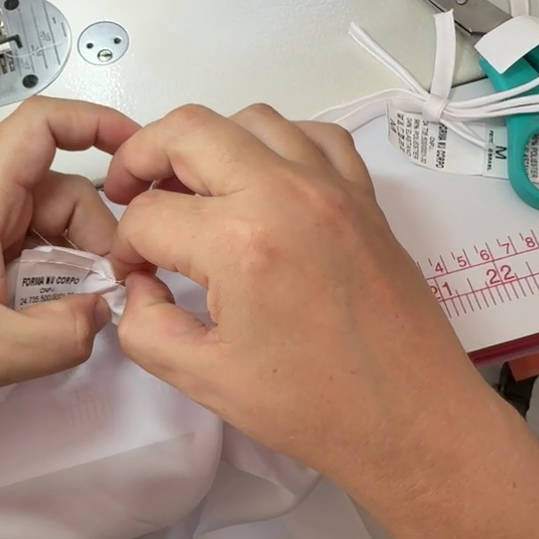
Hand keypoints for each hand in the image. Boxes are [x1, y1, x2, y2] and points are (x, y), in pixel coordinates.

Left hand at [0, 97, 138, 435]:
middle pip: (58, 185)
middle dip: (94, 234)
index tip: (143, 159)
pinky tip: (44, 315)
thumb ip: (66, 334)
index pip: (41, 124)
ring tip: (73, 312)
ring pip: (44, 219)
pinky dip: (45, 273)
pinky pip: (21, 245)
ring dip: (70, 260)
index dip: (99, 123)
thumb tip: (104, 311)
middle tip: (107, 294)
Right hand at [106, 104, 507, 491]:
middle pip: (186, 131)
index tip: (133, 274)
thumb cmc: (315, 409)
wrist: (413, 420)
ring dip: (206, 143)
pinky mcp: (362, 195)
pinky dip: (275, 142)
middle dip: (141, 157)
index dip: (124, 246)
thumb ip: (144, 326)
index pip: (149, 215)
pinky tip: (262, 180)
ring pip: (249, 118)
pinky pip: (312, 134)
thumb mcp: (204, 380)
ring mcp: (331, 186)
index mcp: (239, 242)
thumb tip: (139, 284)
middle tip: (130, 195)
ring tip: (192, 186)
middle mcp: (284, 193)